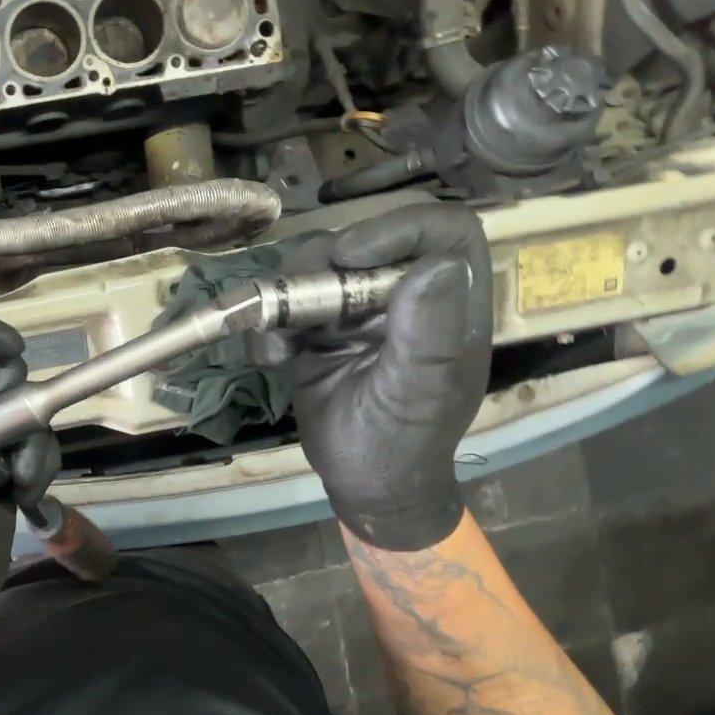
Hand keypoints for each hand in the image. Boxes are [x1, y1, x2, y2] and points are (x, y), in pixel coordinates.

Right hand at [256, 204, 492, 550]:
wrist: (361, 487)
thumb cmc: (400, 445)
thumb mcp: (416, 393)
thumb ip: (427, 332)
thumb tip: (437, 264)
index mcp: (447, 304)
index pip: (439, 230)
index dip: (397, 228)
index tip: (351, 255)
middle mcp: (401, 297)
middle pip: (362, 242)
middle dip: (320, 267)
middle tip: (293, 304)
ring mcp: (357, 313)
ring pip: (315, 269)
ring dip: (284, 300)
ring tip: (277, 344)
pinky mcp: (318, 333)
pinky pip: (284, 306)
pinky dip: (268, 328)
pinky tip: (272, 359)